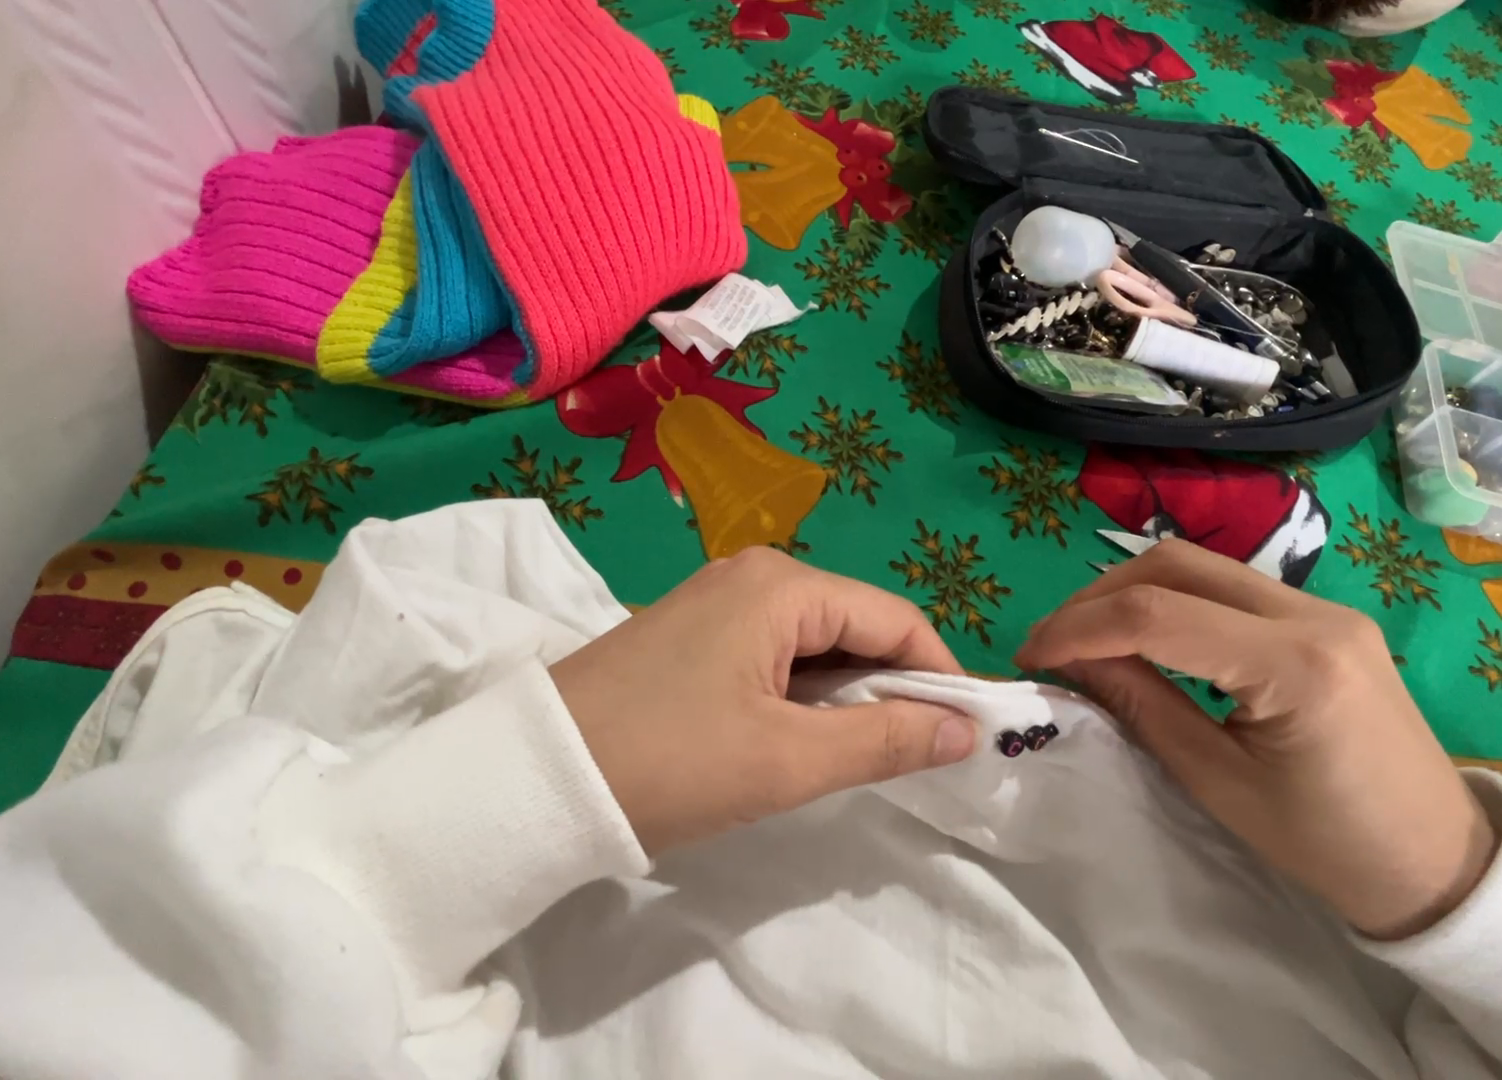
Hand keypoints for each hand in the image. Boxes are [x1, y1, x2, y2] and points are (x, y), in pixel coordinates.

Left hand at [549, 548, 975, 854]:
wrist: (537, 777)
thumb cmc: (668, 763)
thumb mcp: (787, 761)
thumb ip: (884, 739)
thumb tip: (964, 729)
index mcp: (782, 585)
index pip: (895, 618)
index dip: (938, 674)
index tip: (964, 735)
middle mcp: (756, 574)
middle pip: (856, 623)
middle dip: (889, 686)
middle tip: (906, 755)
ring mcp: (720, 598)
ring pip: (817, 641)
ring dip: (845, 694)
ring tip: (848, 754)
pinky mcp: (696, 630)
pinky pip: (776, 651)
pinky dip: (803, 692)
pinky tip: (796, 736)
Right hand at [1013, 539, 1494, 940]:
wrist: (1439, 864)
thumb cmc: (1326, 844)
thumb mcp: (1215, 783)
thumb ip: (1139, 705)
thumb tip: (1069, 658)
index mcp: (1295, 665)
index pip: (1157, 613)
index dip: (1078, 626)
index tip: (1030, 655)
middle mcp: (1313, 613)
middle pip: (1174, 563)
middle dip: (1097, 596)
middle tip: (1052, 642)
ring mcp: (1322, 607)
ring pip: (1197, 564)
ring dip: (1128, 591)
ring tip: (1086, 637)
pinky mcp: (1321, 617)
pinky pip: (1224, 586)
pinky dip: (1167, 599)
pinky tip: (1142, 635)